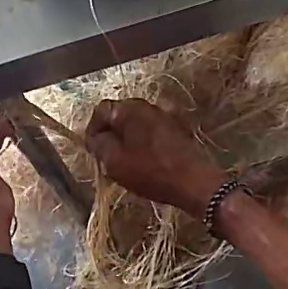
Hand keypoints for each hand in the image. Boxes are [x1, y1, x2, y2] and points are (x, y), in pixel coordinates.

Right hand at [84, 99, 223, 217]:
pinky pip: (152, 131)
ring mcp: (165, 116)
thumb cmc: (150, 171)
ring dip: (127, 139)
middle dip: (110, 134)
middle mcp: (147, 106)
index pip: (101, 111)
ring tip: (124, 161)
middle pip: (119, 115)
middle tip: (106, 157)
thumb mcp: (115, 162)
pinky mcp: (178, 129)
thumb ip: (99, 145)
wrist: (194, 182)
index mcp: (129, 109)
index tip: (92, 149)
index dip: (93, 129)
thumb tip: (95, 138)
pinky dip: (143, 142)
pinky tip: (144, 161)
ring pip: (136, 124)